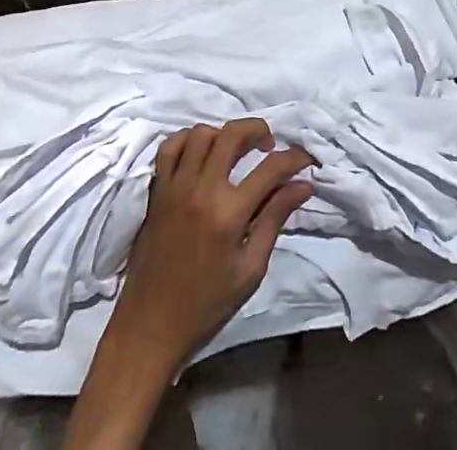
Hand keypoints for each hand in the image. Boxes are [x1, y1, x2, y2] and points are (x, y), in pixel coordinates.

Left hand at [108, 119, 314, 370]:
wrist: (150, 326)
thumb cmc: (207, 304)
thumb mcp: (251, 268)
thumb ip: (275, 219)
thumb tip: (303, 185)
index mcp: (229, 213)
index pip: (272, 167)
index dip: (296, 158)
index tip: (307, 159)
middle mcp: (201, 190)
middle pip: (232, 134)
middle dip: (258, 130)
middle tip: (269, 145)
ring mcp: (174, 187)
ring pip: (200, 133)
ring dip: (223, 134)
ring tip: (235, 150)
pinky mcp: (155, 193)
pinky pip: (169, 148)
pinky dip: (187, 141)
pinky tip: (201, 154)